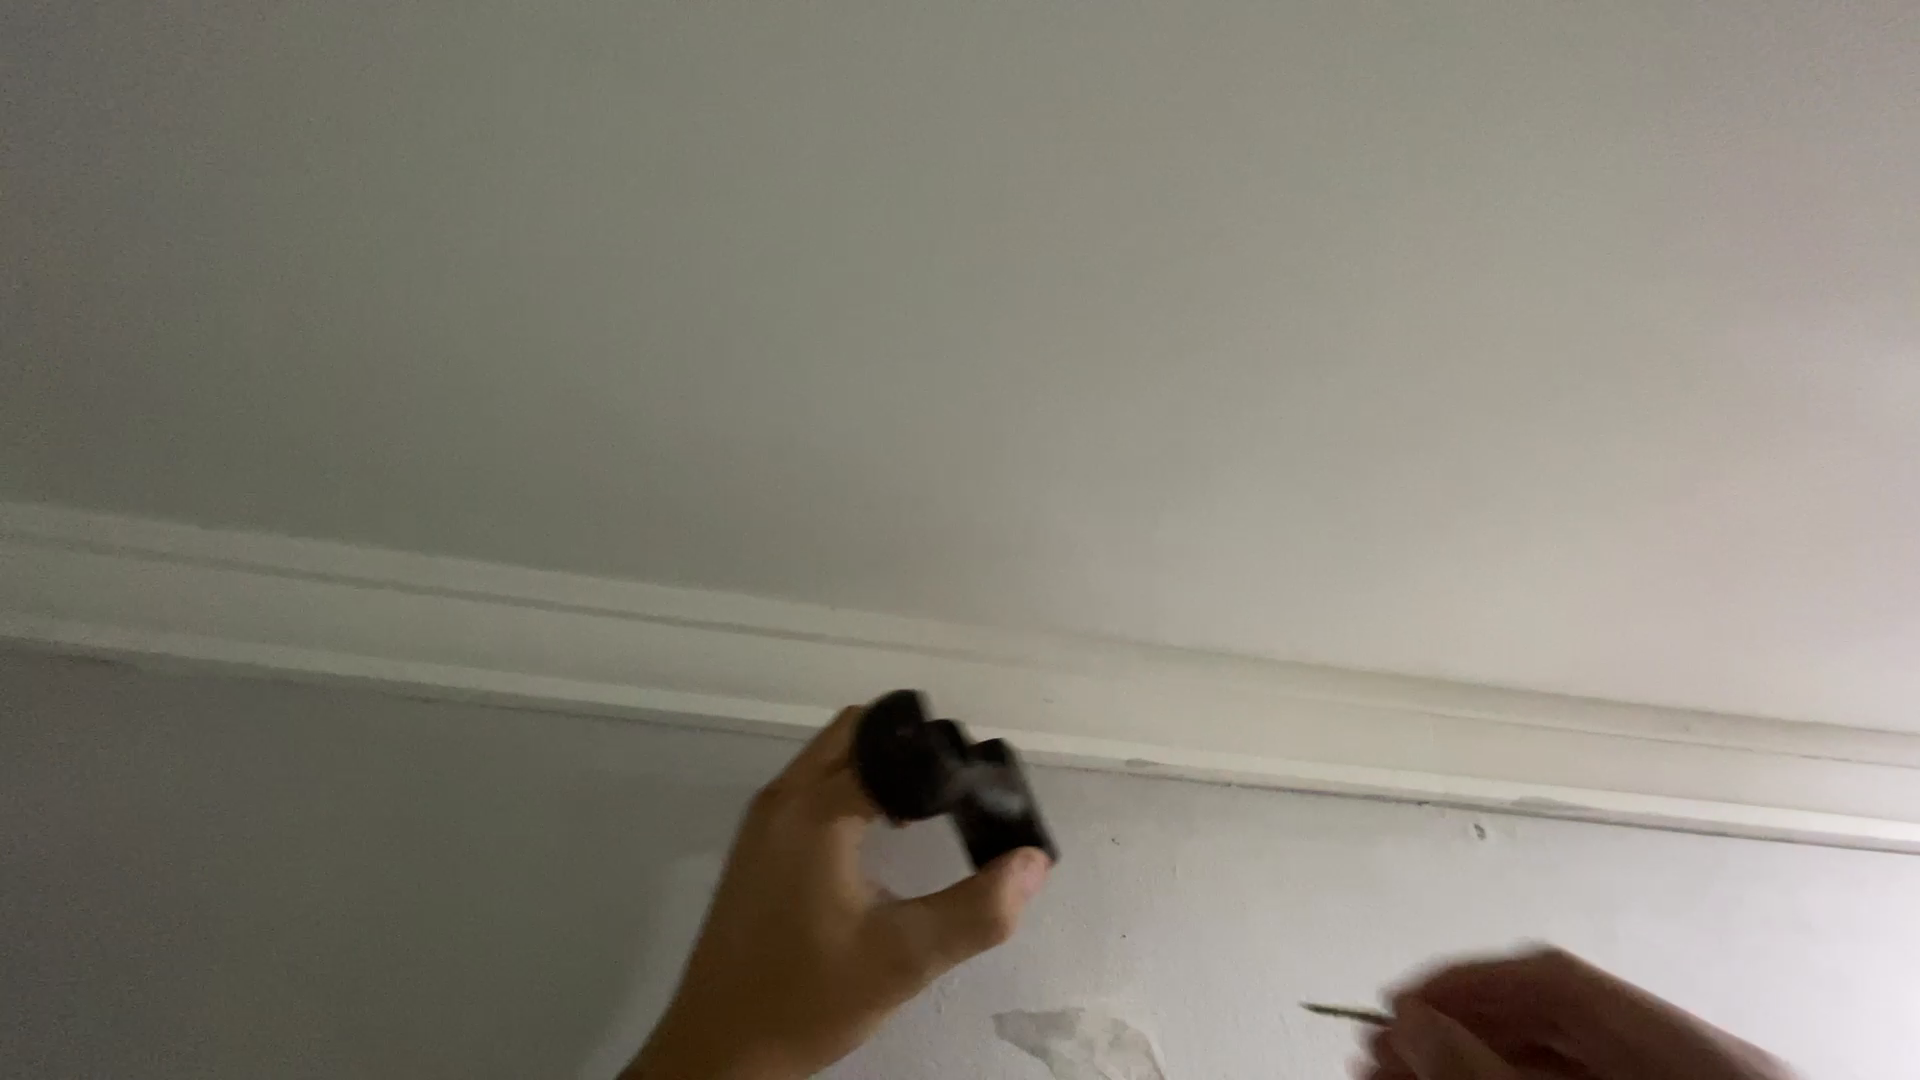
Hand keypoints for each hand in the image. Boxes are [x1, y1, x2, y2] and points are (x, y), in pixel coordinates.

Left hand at [623, 706, 1051, 1079]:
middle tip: (946, 790)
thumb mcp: (904, 959)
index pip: (888, 749)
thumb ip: (978, 911)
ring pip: (828, 753)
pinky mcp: (755, 839)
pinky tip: (872, 831)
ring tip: (917, 811)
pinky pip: (809, 782)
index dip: (936, 761)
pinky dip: (846, 784)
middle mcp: (785, 795)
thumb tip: (1033, 861)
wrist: (717, 1051)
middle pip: (854, 730)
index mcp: (817, 810)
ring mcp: (764, 815)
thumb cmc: (808, 997)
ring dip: (873, 764)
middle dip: (903, 747)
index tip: (971, 789)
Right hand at [1360, 947, 1794, 1079]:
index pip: (1550, 974)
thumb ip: (1488, 1073)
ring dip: (1471, 1056)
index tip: (1403, 1002)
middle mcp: (1693, 1059)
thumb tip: (1410, 1022)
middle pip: (1546, 1015)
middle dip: (1455, 1026)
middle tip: (1386, 1045)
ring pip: (1554, 1056)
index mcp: (1687, 1045)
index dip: (1464, 979)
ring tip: (1402, 1070)